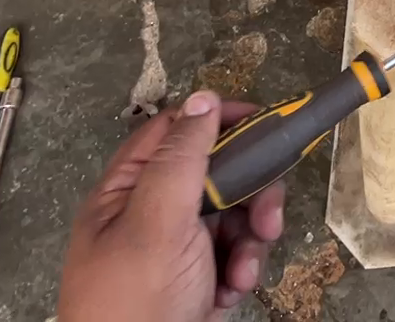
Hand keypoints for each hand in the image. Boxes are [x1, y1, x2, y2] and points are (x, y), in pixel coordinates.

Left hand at [58, 91, 286, 321]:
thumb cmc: (138, 300)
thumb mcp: (157, 223)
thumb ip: (182, 157)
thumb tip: (204, 96)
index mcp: (126, 193)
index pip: (175, 131)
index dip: (217, 119)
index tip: (261, 122)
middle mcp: (151, 213)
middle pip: (217, 170)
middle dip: (250, 190)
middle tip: (268, 212)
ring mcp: (176, 246)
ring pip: (235, 210)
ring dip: (252, 235)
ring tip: (248, 266)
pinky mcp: (199, 275)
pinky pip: (236, 249)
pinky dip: (244, 264)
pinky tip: (235, 288)